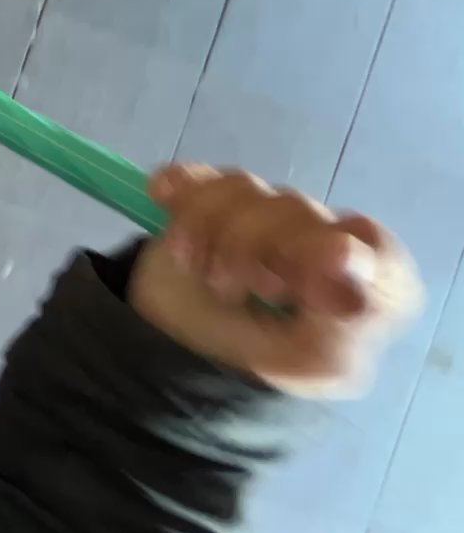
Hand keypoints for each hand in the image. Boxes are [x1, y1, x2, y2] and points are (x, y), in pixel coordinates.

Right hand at [131, 164, 422, 398]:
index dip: (318, 253)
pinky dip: (175, 187)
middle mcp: (320, 232)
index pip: (363, 237)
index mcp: (368, 275)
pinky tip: (163, 203)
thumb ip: (347, 313)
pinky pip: (192, 173)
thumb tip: (345, 250)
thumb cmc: (259, 353)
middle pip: (290, 208)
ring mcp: (261, 209)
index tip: (280, 288)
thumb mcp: (313, 358)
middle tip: (228, 289)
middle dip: (244, 250)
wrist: (184, 340)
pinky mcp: (205, 195)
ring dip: (202, 229)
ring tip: (194, 267)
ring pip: (239, 187)